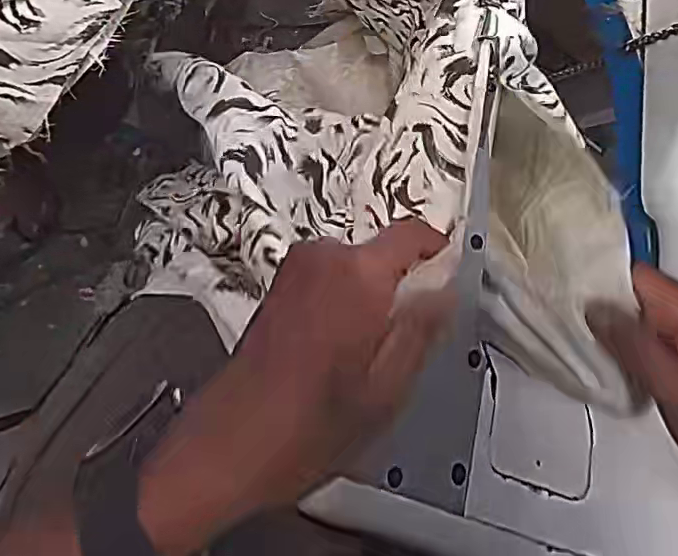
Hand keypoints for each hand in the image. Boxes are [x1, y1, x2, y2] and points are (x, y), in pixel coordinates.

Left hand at [136, 220, 451, 554]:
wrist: (229, 444)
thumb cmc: (305, 424)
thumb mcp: (386, 389)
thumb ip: (422, 328)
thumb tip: (444, 291)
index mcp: (358, 274)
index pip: (412, 233)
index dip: (437, 249)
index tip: (448, 273)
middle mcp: (326, 257)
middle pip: (384, 252)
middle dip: (402, 283)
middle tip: (406, 333)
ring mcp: (298, 266)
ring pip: (358, 265)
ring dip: (371, 293)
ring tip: (363, 350)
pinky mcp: (280, 282)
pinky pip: (330, 274)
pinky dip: (342, 297)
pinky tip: (336, 347)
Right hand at [589, 265, 677, 555]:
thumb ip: (637, 349)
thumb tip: (598, 311)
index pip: (630, 270)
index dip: (594, 281)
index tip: (565, 294)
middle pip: (632, 289)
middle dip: (602, 309)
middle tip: (576, 333)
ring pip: (640, 312)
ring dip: (616, 330)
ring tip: (597, 355)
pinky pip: (652, 331)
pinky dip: (633, 346)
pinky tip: (624, 369)